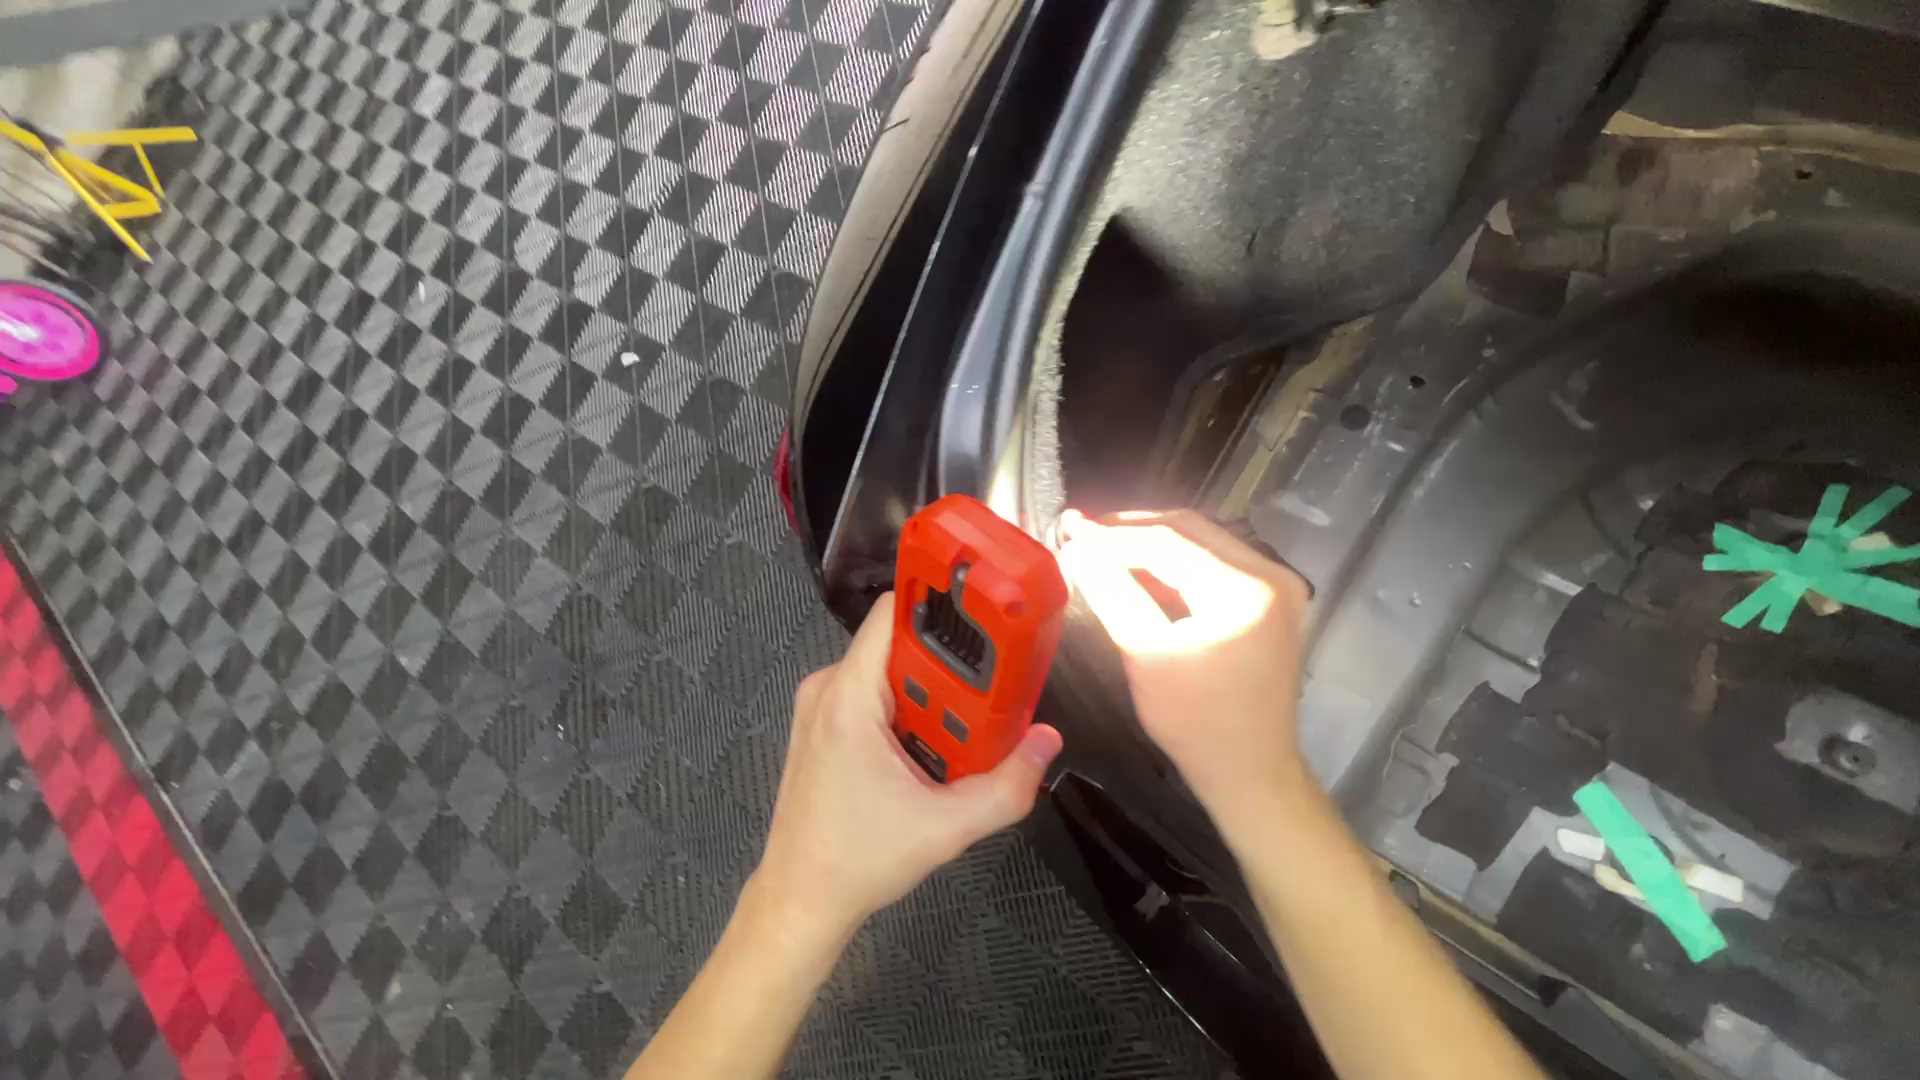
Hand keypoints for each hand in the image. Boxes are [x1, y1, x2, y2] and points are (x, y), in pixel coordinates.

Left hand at [753, 593, 1063, 937]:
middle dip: (948, 667)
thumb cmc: (858, 861)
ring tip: (964, 729)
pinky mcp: (822, 728)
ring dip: (931, 695)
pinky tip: (931, 749)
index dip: (940, 604)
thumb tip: (1048, 740)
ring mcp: (819, 708)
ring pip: (890, 674)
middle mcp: (826, 689)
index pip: (893, 613)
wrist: (799, 902)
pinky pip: (873, 697)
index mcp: (847, 696)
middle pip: (900, 647)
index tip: (985, 617)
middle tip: (989, 696)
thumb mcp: (945, 828)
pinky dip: (908, 712)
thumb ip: (1007, 787)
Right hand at [1057, 510, 1313, 823]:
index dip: (1111, 534)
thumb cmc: (1194, 722)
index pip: (1167, 541)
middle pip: (1188, 529)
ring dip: (1148, 541)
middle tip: (1080, 532)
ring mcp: (1276, 583)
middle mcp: (1271, 573)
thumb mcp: (1144, 654)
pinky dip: (1171, 561)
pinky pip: (1212, 561)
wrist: (1248, 769)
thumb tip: (1076, 546)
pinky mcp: (1269, 596)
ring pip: (1199, 540)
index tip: (1068, 530)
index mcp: (1246, 589)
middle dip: (1129, 529)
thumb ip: (1111, 592)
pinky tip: (1134, 566)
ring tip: (1099, 545)